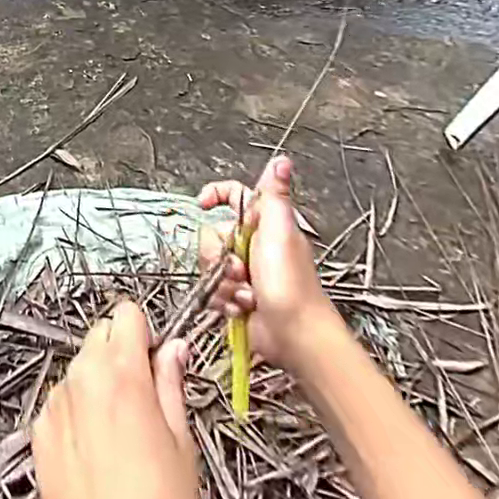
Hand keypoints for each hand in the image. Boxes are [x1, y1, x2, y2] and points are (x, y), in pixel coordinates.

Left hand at [32, 300, 197, 498]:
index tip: (156, 353)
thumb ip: (172, 383)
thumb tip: (175, 349)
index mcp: (123, 375)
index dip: (146, 331)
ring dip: (100, 379)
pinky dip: (78, 407)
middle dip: (123, 350)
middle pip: (101, 333)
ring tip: (123, 427)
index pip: (127, 314)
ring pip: (81, 365)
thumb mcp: (181, 442)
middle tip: (145, 391)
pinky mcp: (40, 427)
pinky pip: (62, 397)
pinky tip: (98, 444)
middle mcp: (83, 379)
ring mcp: (57, 403)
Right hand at [195, 155, 343, 369]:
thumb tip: (282, 161)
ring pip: (209, 264)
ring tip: (244, 293)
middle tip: (239, 268)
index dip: (215, 195)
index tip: (203, 204)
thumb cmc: (291, 286)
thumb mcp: (281, 232)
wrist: (295, 336)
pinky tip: (240, 307)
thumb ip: (275, 196)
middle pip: (212, 233)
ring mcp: (244, 271)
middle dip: (218, 254)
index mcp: (264, 224)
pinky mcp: (236, 295)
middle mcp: (253, 244)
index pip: (234, 195)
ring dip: (222, 282)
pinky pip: (211, 290)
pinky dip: (222, 300)